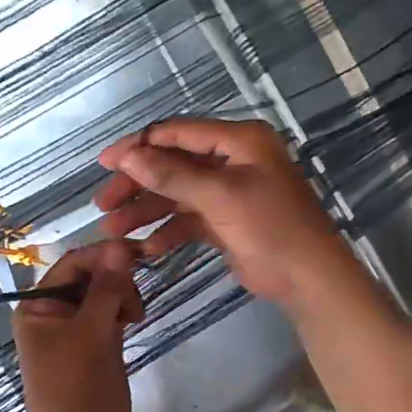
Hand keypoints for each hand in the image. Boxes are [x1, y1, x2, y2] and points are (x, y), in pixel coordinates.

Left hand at [13, 241, 143, 411]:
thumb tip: (120, 246)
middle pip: (89, 275)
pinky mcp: (96, 341)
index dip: (102, 255)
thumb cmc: (75, 387)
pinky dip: (124, 310)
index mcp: (38, 305)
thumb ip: (106, 289)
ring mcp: (75, 326)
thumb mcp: (90, 333)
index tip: (137, 254)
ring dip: (122, 295)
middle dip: (114, 278)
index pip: (71, 264)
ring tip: (134, 316)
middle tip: (134, 299)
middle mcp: (54, 311)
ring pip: (104, 292)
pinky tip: (134, 320)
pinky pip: (111, 311)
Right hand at [95, 118, 352, 306]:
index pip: (178, 134)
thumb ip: (172, 175)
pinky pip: (189, 221)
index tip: (105, 164)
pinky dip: (168, 232)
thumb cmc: (270, 227)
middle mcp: (233, 160)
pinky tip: (146, 248)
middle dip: (138, 186)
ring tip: (114, 232)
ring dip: (147, 212)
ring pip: (178, 195)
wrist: (307, 277)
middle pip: (174, 165)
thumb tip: (127, 157)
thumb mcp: (220, 196)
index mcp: (239, 140)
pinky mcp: (226, 222)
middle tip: (104, 206)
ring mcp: (229, 192)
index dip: (139, 146)